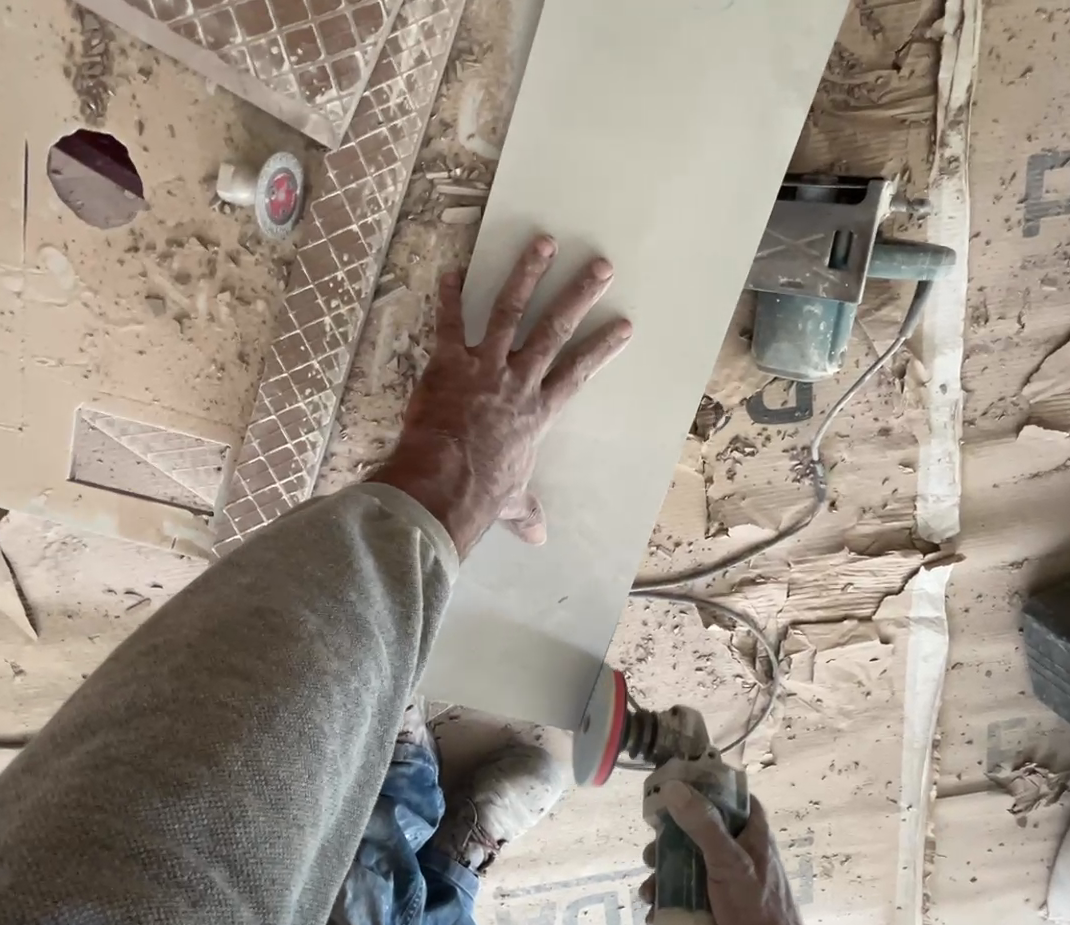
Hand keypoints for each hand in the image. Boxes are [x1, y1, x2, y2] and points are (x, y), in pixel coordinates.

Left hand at [371, 236, 633, 556]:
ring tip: (542, 241)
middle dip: (578, 296)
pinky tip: (450, 267)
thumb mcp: (512, 503)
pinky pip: (449, 322)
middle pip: (554, 330)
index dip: (602, 347)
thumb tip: (538, 539)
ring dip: (526, 274)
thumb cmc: (482, 494)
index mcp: (539, 412)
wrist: (446, 485)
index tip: (624, 324)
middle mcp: (518, 381)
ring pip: (509, 311)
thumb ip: (527, 513)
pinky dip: (448, 295)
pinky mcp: (448, 363)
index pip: (579, 373)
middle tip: (599, 265)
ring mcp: (484, 367)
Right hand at [645, 782, 843, 924]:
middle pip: (696, 831)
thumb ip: (703, 824)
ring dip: (662, 877)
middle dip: (667, 844)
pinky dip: (669, 901)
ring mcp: (728, 881)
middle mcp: (740, 851)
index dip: (698, 789)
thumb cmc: (757, 913)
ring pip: (687, 865)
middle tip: (650, 856)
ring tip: (649, 894)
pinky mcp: (717, 908)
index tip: (667, 793)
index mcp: (751, 832)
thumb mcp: (729, 863)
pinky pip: (687, 895)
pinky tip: (655, 914)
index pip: (726, 795)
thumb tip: (673, 787)